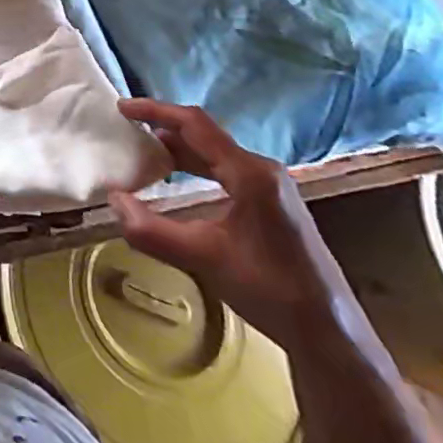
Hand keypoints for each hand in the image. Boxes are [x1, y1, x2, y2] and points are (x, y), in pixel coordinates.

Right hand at [106, 99, 360, 350]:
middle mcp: (262, 172)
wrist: (329, 333)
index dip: (155, 110)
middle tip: (123, 131)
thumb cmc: (270, 289)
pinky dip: (190, 165)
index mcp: (250, 174)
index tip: (120, 108)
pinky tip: (172, 178)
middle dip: (160, 128)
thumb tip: (112, 199)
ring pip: (212, 153)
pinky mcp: (269, 204)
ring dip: (174, 148)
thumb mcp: (201, 258)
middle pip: (203, 135)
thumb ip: (149, 229)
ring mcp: (269, 188)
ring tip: (138, 153)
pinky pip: (221, 170)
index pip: (195, 125)